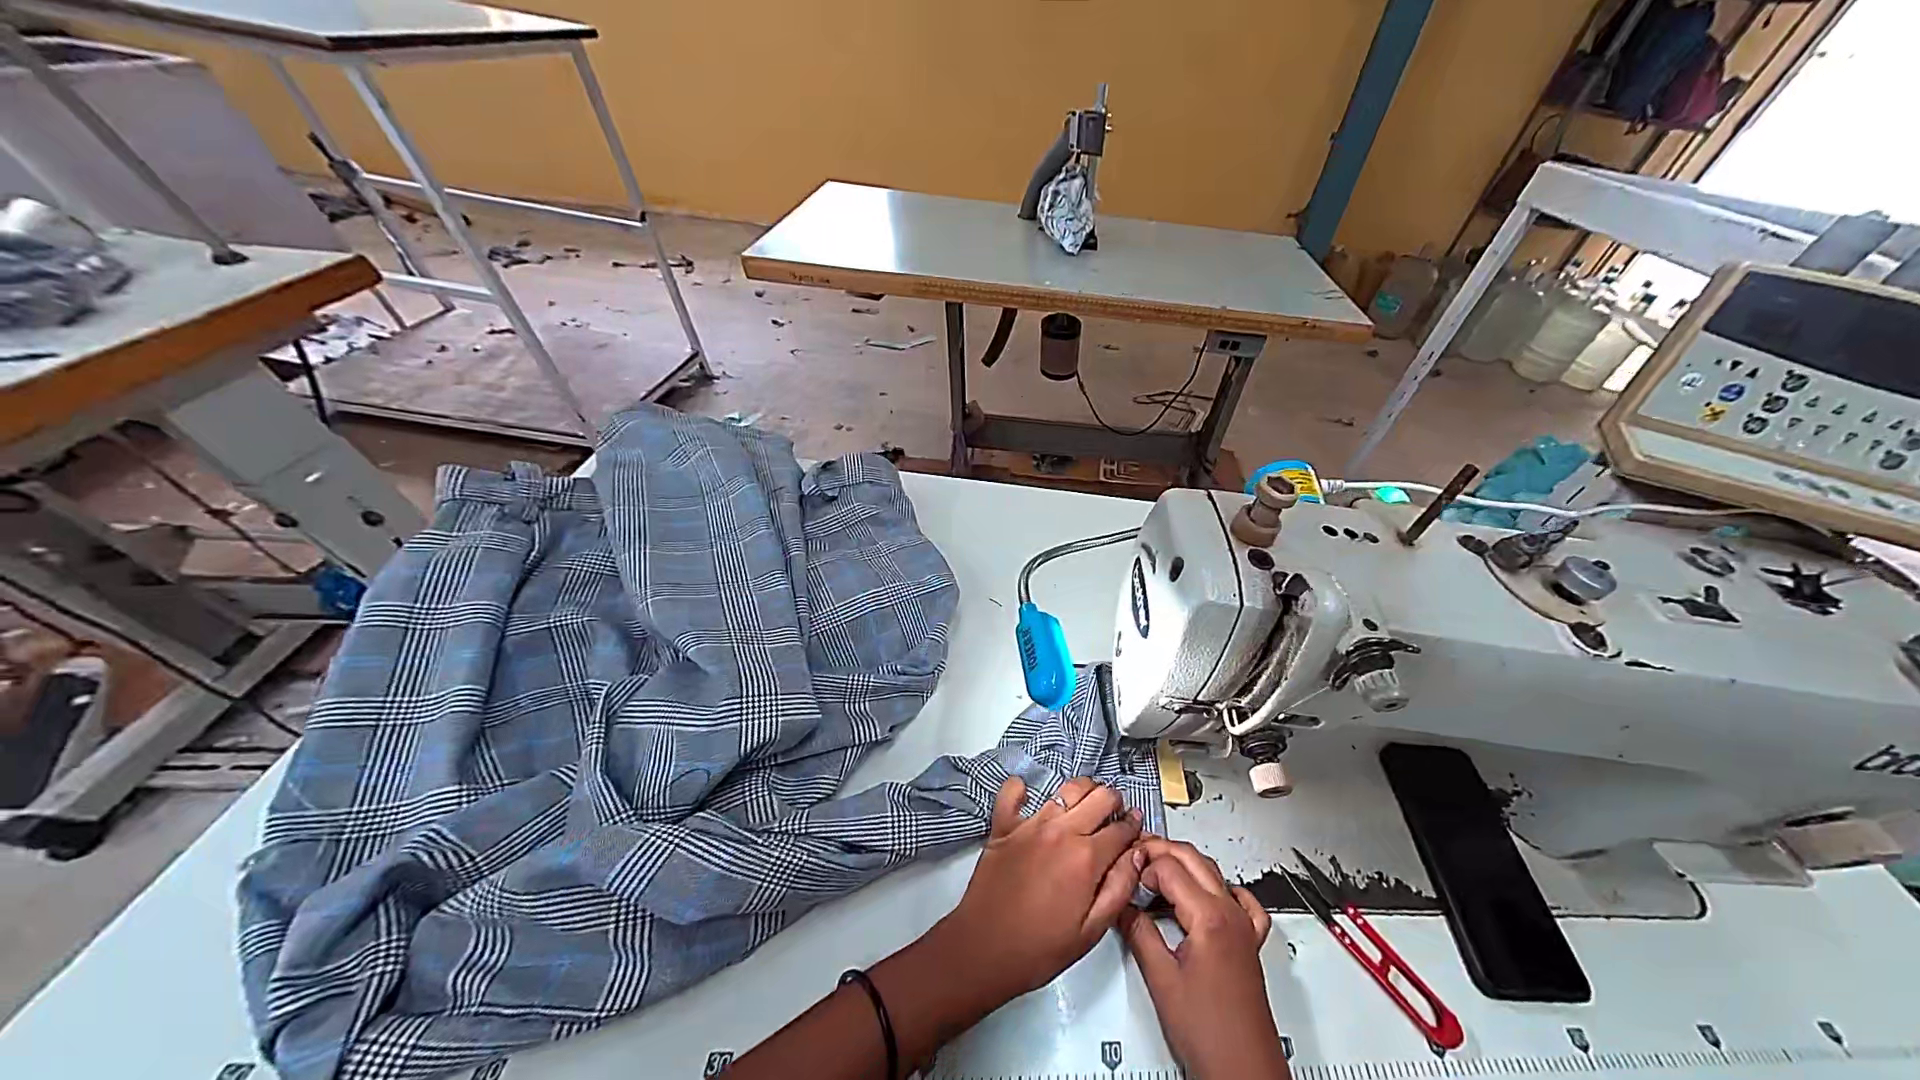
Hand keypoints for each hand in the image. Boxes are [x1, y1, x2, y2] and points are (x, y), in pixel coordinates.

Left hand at [933, 775, 1143, 1001]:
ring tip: (1084, 804)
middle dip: (1113, 801)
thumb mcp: (1092, 929)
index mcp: (1086, 857)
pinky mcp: (1003, 825)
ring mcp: (1030, 824)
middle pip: (1099, 797)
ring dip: (1082, 792)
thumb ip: (1120, 887)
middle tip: (1114, 814)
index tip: (1136, 826)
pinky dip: (1021, 788)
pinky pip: (1012, 792)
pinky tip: (1028, 794)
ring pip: (1065, 788)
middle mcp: (1061, 831)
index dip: (1133, 826)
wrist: (986, 948)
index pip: (1121, 828)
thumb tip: (1137, 856)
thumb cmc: (1041, 947)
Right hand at [1118, 837, 1288, 1079]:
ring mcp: (1244, 927)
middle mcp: (1232, 915)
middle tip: (1134, 857)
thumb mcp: (1160, 978)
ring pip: (1212, 872)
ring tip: (1155, 872)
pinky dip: (1219, 887)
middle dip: (1160, 851)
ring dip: (1183, 864)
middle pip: (1192, 859)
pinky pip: (1240, 900)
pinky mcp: (1248, 942)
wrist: (1243, 1072)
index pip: (1169, 866)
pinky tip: (1203, 893)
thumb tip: (1123, 905)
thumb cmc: (1211, 1036)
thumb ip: (1138, 931)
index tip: (1125, 872)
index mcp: (1210, 918)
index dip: (1142, 864)